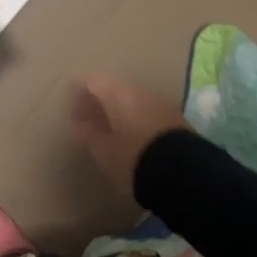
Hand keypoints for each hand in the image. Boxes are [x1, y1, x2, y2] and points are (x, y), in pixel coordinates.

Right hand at [70, 76, 187, 197]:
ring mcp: (160, 102)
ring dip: (121, 113)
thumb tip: (79, 125)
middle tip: (92, 125)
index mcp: (117, 94)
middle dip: (102, 105)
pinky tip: (135, 139)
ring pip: (133, 101)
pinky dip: (138, 120)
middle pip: (115, 90)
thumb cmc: (133, 159)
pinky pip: (149, 112)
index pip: (92, 83)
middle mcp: (139, 91)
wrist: (182, 174)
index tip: (74, 115)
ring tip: (113, 135)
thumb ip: (89, 135)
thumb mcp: (104, 152)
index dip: (80, 96)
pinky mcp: (175, 117)